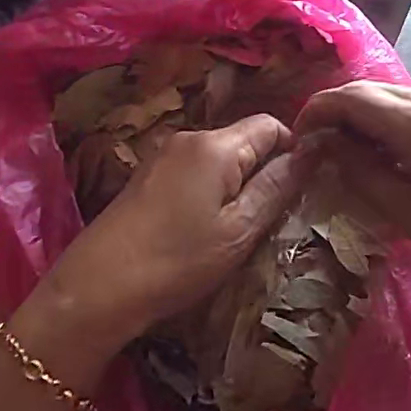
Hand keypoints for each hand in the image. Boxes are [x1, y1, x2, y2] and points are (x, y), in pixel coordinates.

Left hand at [25, 115, 312, 372]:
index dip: (293, 149)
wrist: (98, 286)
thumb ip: (277, 186)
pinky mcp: (149, 175)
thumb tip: (311, 150)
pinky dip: (211, 189)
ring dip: (237, 183)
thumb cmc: (177, 260)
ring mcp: (165, 154)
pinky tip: (204, 226)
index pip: (271, 124)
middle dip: (264, 169)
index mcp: (215, 145)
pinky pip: (195, 169)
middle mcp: (189, 137)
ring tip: (239, 227)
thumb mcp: (239, 229)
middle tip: (272, 216)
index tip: (299, 189)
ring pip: (220, 156)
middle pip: (244, 138)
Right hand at [295, 82, 410, 279]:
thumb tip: (326, 149)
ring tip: (345, 155)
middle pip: (364, 90)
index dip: (315, 111)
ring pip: (383, 94)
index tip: (298, 139)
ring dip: (356, 116)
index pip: (350, 97)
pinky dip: (380, 119)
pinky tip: (381, 152)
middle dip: (332, 113)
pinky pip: (404, 103)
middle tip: (316, 149)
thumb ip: (364, 175)